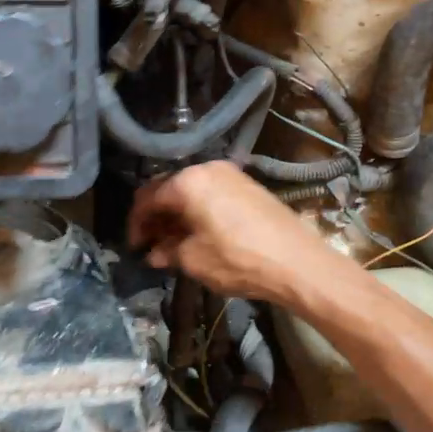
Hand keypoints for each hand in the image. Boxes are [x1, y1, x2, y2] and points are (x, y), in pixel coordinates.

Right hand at [128, 161, 359, 306]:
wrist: (297, 262)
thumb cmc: (238, 259)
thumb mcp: (195, 260)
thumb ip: (168, 252)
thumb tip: (154, 253)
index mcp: (188, 182)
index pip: (148, 197)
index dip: (136, 223)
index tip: (135, 246)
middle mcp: (207, 169)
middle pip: (169, 189)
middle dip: (157, 217)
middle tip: (151, 244)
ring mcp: (231, 175)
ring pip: (191, 192)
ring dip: (178, 216)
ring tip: (173, 244)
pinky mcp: (248, 187)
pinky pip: (211, 194)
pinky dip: (198, 212)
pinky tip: (199, 235)